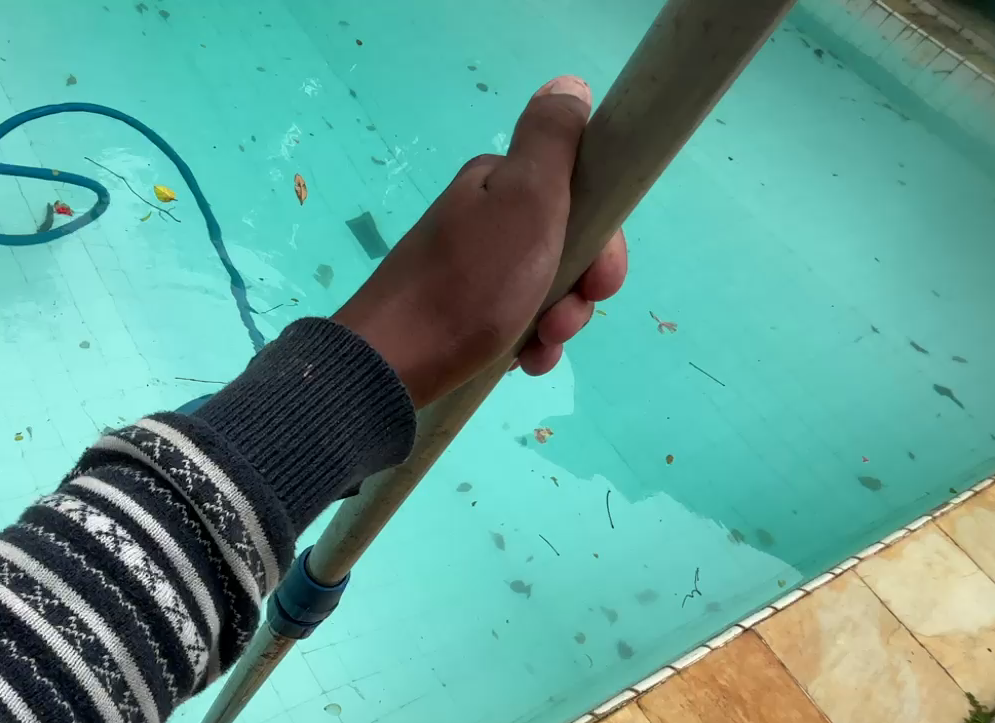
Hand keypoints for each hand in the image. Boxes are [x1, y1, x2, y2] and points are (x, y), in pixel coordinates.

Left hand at [332, 75, 627, 406]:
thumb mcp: (524, 196)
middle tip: (562, 325)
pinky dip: (524, 345)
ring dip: (555, 325)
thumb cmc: (469, 283)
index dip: (603, 241)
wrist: (391, 363)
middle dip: (578, 292)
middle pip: (561, 249)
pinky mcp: (451, 319)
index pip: (577, 198)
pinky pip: (508, 325)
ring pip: (538, 292)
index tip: (602, 283)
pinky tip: (522, 365)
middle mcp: (476, 224)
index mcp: (494, 186)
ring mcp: (463, 275)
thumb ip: (551, 140)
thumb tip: (565, 86)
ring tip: (538, 353)